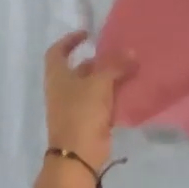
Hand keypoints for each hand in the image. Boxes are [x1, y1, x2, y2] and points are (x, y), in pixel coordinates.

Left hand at [44, 31, 136, 168]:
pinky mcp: (88, 121)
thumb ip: (114, 65)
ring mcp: (74, 107)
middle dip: (99, 61)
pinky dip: (113, 97)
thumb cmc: (81, 112)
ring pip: (93, 87)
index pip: (58, 51)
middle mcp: (63, 89)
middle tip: (121, 55)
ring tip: (130, 71)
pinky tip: (130, 92)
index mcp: (58, 76)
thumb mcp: (99, 83)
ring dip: (109, 79)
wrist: (78, 153)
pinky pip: (102, 103)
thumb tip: (130, 52)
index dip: (70, 40)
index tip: (88, 34)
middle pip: (80, 69)